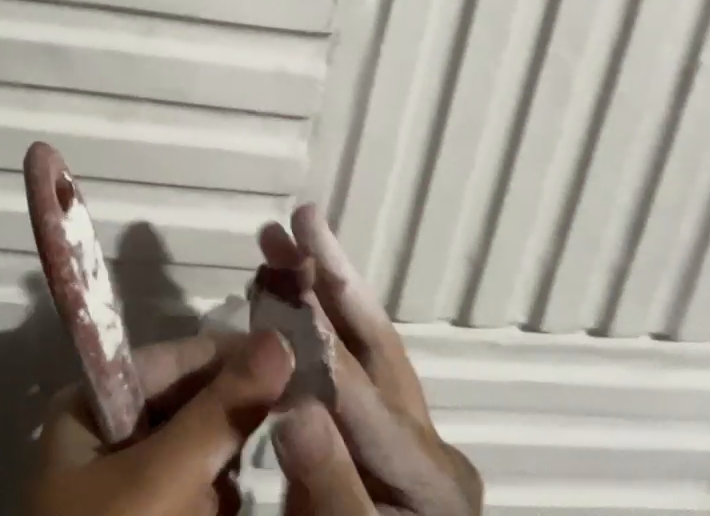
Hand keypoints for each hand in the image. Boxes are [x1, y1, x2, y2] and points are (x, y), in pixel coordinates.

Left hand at [31, 330, 295, 515]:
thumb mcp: (162, 478)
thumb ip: (219, 411)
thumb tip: (278, 338)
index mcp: (93, 404)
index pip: (173, 358)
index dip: (231, 354)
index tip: (295, 356)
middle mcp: (108, 431)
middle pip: (188, 403)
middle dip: (229, 423)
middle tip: (285, 418)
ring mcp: (126, 480)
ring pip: (198, 451)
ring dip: (222, 472)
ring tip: (230, 491)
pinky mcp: (149, 515)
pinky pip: (195, 493)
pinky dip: (214, 504)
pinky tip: (219, 514)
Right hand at [262, 205, 482, 515]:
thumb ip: (331, 490)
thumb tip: (296, 411)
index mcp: (432, 480)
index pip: (372, 409)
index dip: (327, 358)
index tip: (286, 306)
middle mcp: (425, 438)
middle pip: (380, 347)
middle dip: (336, 279)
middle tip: (301, 220)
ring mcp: (404, 428)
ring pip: (362, 341)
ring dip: (317, 286)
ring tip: (277, 238)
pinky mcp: (378, 425)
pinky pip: (345, 360)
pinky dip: (310, 319)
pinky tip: (277, 288)